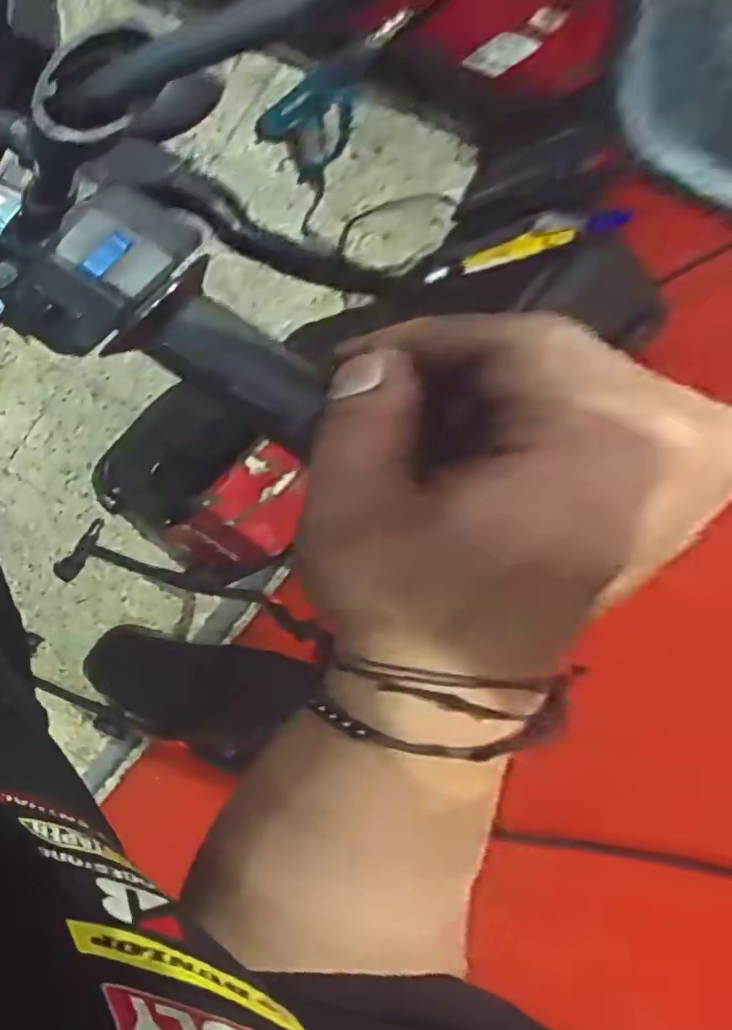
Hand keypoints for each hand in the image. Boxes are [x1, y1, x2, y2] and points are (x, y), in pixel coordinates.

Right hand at [299, 314, 731, 681]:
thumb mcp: (353, 505)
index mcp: (613, 435)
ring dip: (474, 392)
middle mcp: (688, 431)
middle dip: (446, 367)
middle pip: (552, 354)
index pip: (520, 338)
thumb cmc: (399, 595)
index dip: (421, 337)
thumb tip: (370, 362)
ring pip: (569, 378)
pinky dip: (513, 416)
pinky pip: (591, 411)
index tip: (346, 359)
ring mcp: (698, 456)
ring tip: (398, 421)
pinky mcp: (679, 478)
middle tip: (365, 392)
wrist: (450, 678)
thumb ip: (360, 418)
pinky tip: (452, 446)